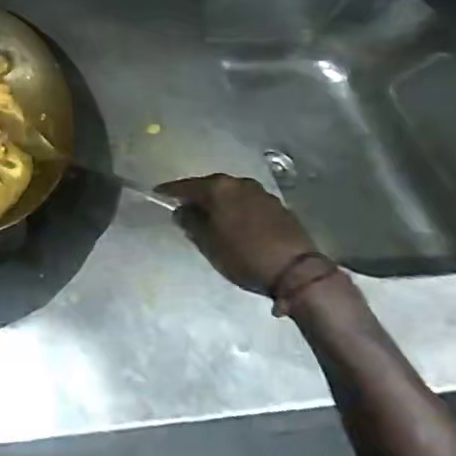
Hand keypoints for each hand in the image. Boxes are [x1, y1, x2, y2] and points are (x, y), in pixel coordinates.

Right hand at [157, 174, 319, 294]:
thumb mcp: (209, 244)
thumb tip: (181, 210)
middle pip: (209, 186)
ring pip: (230, 193)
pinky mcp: (277, 206)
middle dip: (197, 196)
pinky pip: (247, 202)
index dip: (170, 191)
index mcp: (217, 188)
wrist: (298, 271)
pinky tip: (236, 222)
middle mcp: (238, 183)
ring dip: (219, 202)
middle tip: (185, 207)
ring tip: (211, 216)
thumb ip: (190, 223)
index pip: (185, 186)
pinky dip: (237, 209)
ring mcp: (260, 192)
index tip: (157, 194)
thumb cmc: (245, 256)